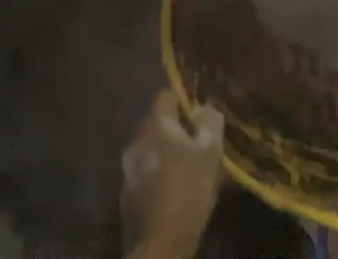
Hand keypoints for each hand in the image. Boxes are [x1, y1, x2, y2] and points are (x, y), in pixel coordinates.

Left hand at [121, 89, 224, 258]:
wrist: (160, 242)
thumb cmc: (189, 189)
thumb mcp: (211, 151)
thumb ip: (210, 121)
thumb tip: (204, 106)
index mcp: (155, 125)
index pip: (167, 94)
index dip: (186, 98)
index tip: (202, 113)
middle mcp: (136, 140)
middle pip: (158, 121)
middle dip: (178, 126)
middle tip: (200, 140)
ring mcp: (127, 166)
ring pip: (151, 146)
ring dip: (168, 149)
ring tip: (189, 164)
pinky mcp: (127, 190)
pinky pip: (146, 167)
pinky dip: (159, 169)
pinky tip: (175, 184)